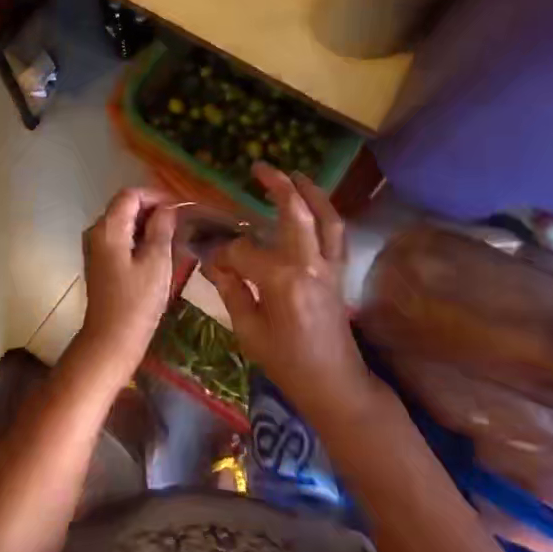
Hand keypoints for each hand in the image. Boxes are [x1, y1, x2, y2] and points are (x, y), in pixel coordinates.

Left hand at [78, 188, 178, 366]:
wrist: (111, 340)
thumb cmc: (137, 302)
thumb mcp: (156, 261)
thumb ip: (162, 228)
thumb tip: (167, 208)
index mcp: (108, 228)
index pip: (131, 194)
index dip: (156, 195)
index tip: (180, 208)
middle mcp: (96, 231)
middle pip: (125, 206)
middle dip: (153, 208)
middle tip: (180, 222)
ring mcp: (95, 247)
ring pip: (123, 222)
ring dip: (147, 224)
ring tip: (174, 235)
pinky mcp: (100, 262)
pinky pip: (120, 238)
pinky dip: (139, 238)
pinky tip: (158, 251)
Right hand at [205, 164, 373, 413]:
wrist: (334, 384)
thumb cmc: (287, 363)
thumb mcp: (249, 331)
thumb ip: (232, 291)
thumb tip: (215, 263)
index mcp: (281, 280)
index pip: (244, 250)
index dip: (224, 254)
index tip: (213, 263)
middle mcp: (308, 265)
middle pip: (294, 213)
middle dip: (277, 186)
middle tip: (260, 167)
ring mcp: (329, 267)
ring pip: (325, 217)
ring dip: (310, 191)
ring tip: (294, 173)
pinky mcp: (339, 273)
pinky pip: (337, 234)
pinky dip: (327, 214)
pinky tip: (315, 206)